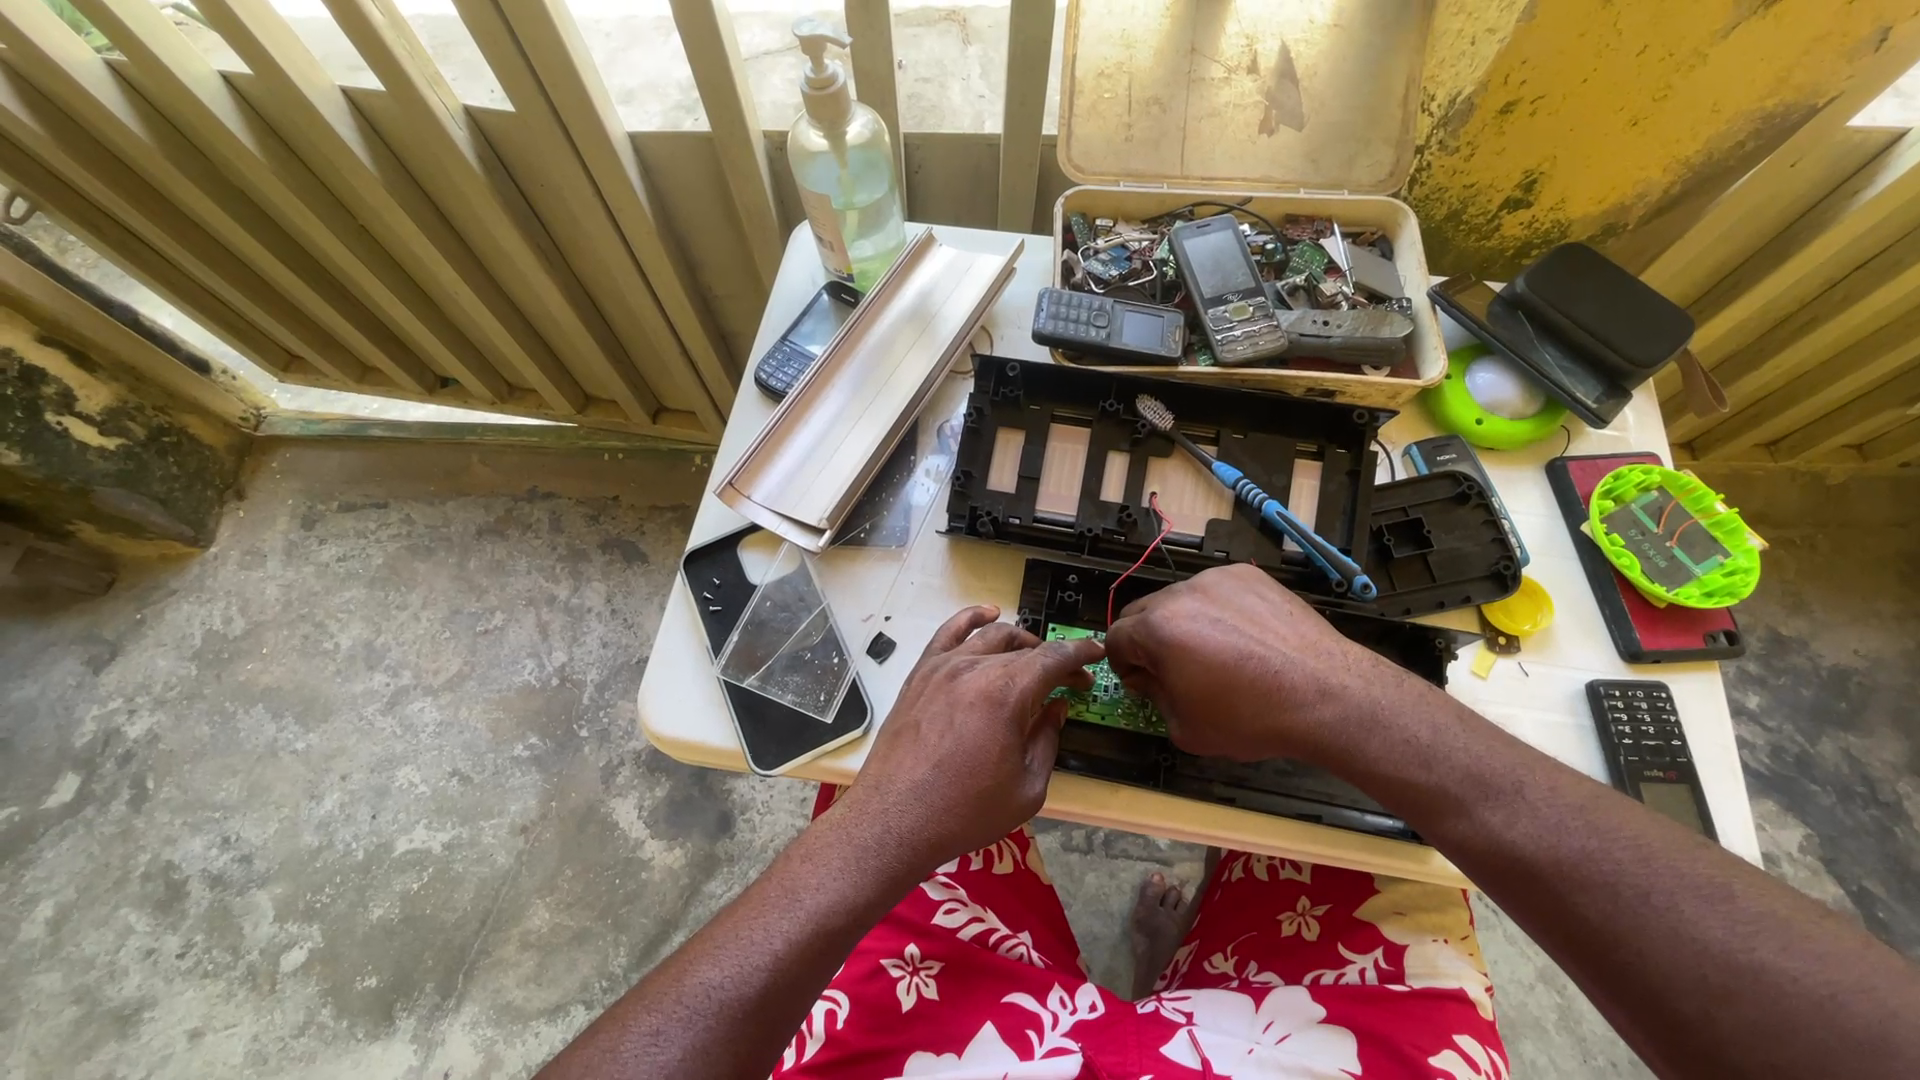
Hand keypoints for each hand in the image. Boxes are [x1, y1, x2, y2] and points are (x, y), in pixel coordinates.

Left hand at [835, 605, 1103, 872]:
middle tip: (1071, 681)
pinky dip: (972, 617)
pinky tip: (988, 614)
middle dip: (1056, 660)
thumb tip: (1057, 706)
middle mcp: (975, 668)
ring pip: (991, 636)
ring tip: (1037, 656)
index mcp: (1006, 693)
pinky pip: (948, 632)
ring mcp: (943, 667)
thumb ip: (1047, 740)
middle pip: (1025, 649)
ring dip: (1022, 641)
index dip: (1081, 654)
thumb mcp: (1027, 788)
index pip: (1054, 658)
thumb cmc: (965, 812)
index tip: (1098, 655)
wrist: (895, 819)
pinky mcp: (920, 674)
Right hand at [1104, 563, 1421, 763]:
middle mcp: (1181, 594)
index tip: (1142, 680)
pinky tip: (1244, 639)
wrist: (1326, 695)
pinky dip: (1219, 611)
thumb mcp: (1185, 728)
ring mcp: (1217, 580)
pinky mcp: (1249, 577)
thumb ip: (1154, 696)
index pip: (1115, 637)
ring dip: (1184, 623)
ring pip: (1180, 599)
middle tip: (1174, 670)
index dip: (1123, 663)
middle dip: (1148, 640)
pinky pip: (1216, 591)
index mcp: (1157, 630)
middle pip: (1142, 612)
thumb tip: (1150, 678)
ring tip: (1217, 654)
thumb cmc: (1252, 718)